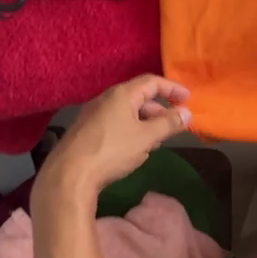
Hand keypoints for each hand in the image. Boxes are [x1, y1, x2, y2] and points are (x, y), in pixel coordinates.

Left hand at [39, 75, 192, 198]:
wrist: (69, 175)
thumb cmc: (112, 150)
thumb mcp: (146, 137)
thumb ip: (168, 123)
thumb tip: (187, 113)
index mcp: (121, 95)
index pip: (151, 82)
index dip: (172, 88)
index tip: (188, 98)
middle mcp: (105, 100)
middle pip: (138, 96)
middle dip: (159, 108)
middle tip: (174, 122)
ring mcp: (92, 116)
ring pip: (126, 112)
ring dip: (145, 122)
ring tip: (157, 139)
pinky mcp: (85, 132)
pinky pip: (114, 124)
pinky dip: (130, 130)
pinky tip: (134, 149)